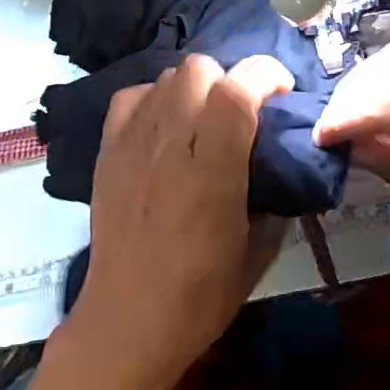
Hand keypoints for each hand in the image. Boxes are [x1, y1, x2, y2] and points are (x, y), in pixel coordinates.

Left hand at [60, 53, 294, 389]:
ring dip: (195, 88)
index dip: (266, 76)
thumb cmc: (201, 296)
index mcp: (212, 170)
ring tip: (203, 120)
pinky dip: (155, 99)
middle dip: (230, 79)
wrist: (128, 321)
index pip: (237, 89)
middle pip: (199, 68)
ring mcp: (132, 144)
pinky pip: (132, 97)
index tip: (282, 93)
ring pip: (167, 77)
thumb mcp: (259, 249)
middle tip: (242, 113)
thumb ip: (274, 196)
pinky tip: (165, 127)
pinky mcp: (107, 153)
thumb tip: (280, 164)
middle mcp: (169, 145)